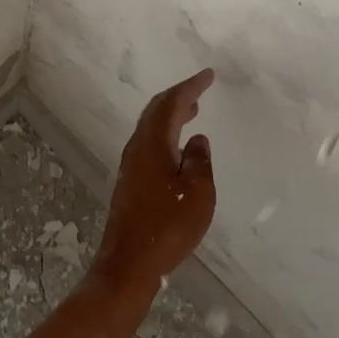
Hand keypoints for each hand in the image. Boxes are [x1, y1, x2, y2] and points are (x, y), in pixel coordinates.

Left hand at [20, 70, 216, 337]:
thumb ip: (199, 161)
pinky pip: (150, 142)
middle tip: (199, 89)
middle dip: (178, 96)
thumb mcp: (197, 192)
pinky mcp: (131, 180)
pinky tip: (177, 148)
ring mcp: (131, 163)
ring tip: (192, 112)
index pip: (172, 102)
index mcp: (154, 141)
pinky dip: (165, 133)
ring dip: (171, 114)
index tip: (208, 75)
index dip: (190, 86)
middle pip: (157, 110)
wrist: (130, 262)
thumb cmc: (168, 225)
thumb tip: (196, 138)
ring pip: (152, 126)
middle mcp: (138, 146)